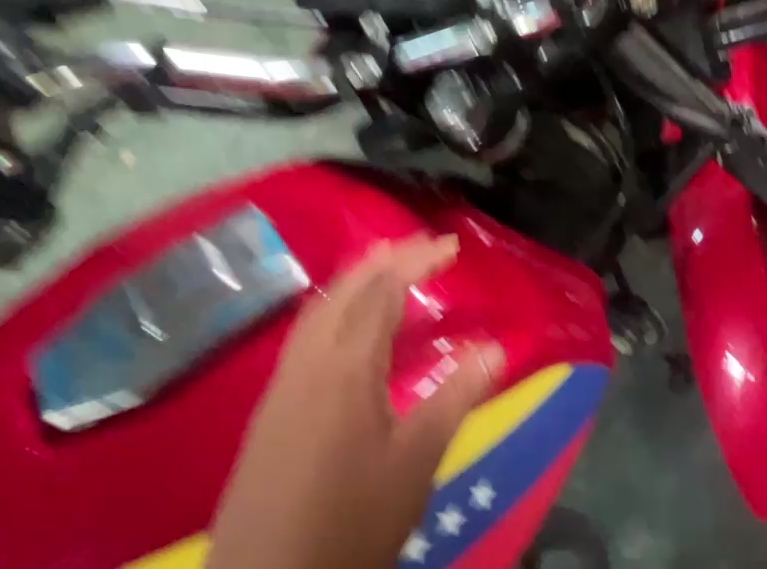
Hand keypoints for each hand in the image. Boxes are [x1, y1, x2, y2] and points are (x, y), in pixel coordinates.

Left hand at [209, 236, 504, 568]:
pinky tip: (351, 330)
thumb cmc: (351, 521)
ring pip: (319, 308)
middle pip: (345, 288)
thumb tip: (496, 347)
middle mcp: (309, 361)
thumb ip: (455, 397)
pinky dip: (336, 309)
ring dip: (356, 280)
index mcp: (346, 366)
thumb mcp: (416, 462)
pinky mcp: (270, 409)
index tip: (452, 245)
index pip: (383, 290)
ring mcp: (283, 384)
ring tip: (390, 271)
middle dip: (385, 259)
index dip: (417, 260)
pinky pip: (306, 333)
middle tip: (424, 247)